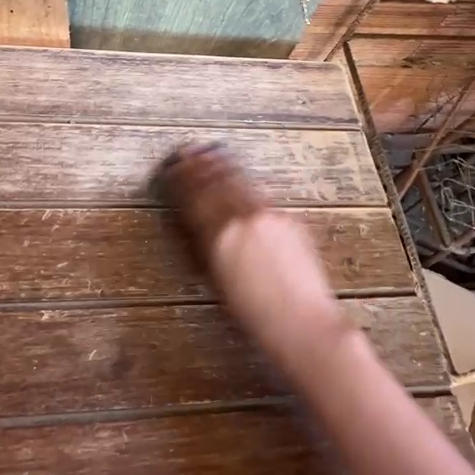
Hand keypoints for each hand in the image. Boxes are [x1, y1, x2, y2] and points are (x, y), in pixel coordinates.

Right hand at [159, 144, 346, 369]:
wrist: (304, 323)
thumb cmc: (259, 316)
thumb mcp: (217, 282)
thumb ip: (205, 247)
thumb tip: (195, 226)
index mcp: (220, 236)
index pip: (193, 196)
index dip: (180, 179)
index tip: (171, 169)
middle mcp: (244, 219)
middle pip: (216, 181)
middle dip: (199, 164)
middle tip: (187, 151)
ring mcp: (269, 216)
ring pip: (239, 181)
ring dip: (222, 166)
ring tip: (211, 153)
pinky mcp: (289, 219)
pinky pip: (260, 194)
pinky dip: (245, 184)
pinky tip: (241, 179)